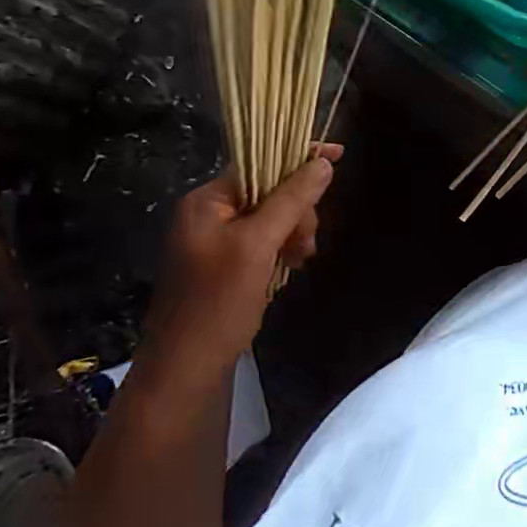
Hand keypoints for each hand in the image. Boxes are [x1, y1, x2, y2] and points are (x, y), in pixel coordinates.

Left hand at [140, 144, 342, 375]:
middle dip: (298, 209)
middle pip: (270, 190)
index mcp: (205, 202)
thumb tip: (324, 163)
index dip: (299, 157)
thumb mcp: (258, 246)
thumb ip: (291, 200)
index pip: (259, 162)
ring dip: (295, 231)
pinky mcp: (227, 264)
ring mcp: (217, 240)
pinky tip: (291, 266)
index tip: (340, 154)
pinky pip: (267, 239)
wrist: (186, 372)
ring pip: (274, 216)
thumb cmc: (217, 303)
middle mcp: (209, 214)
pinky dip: (284, 248)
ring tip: (300, 259)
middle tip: (306, 241)